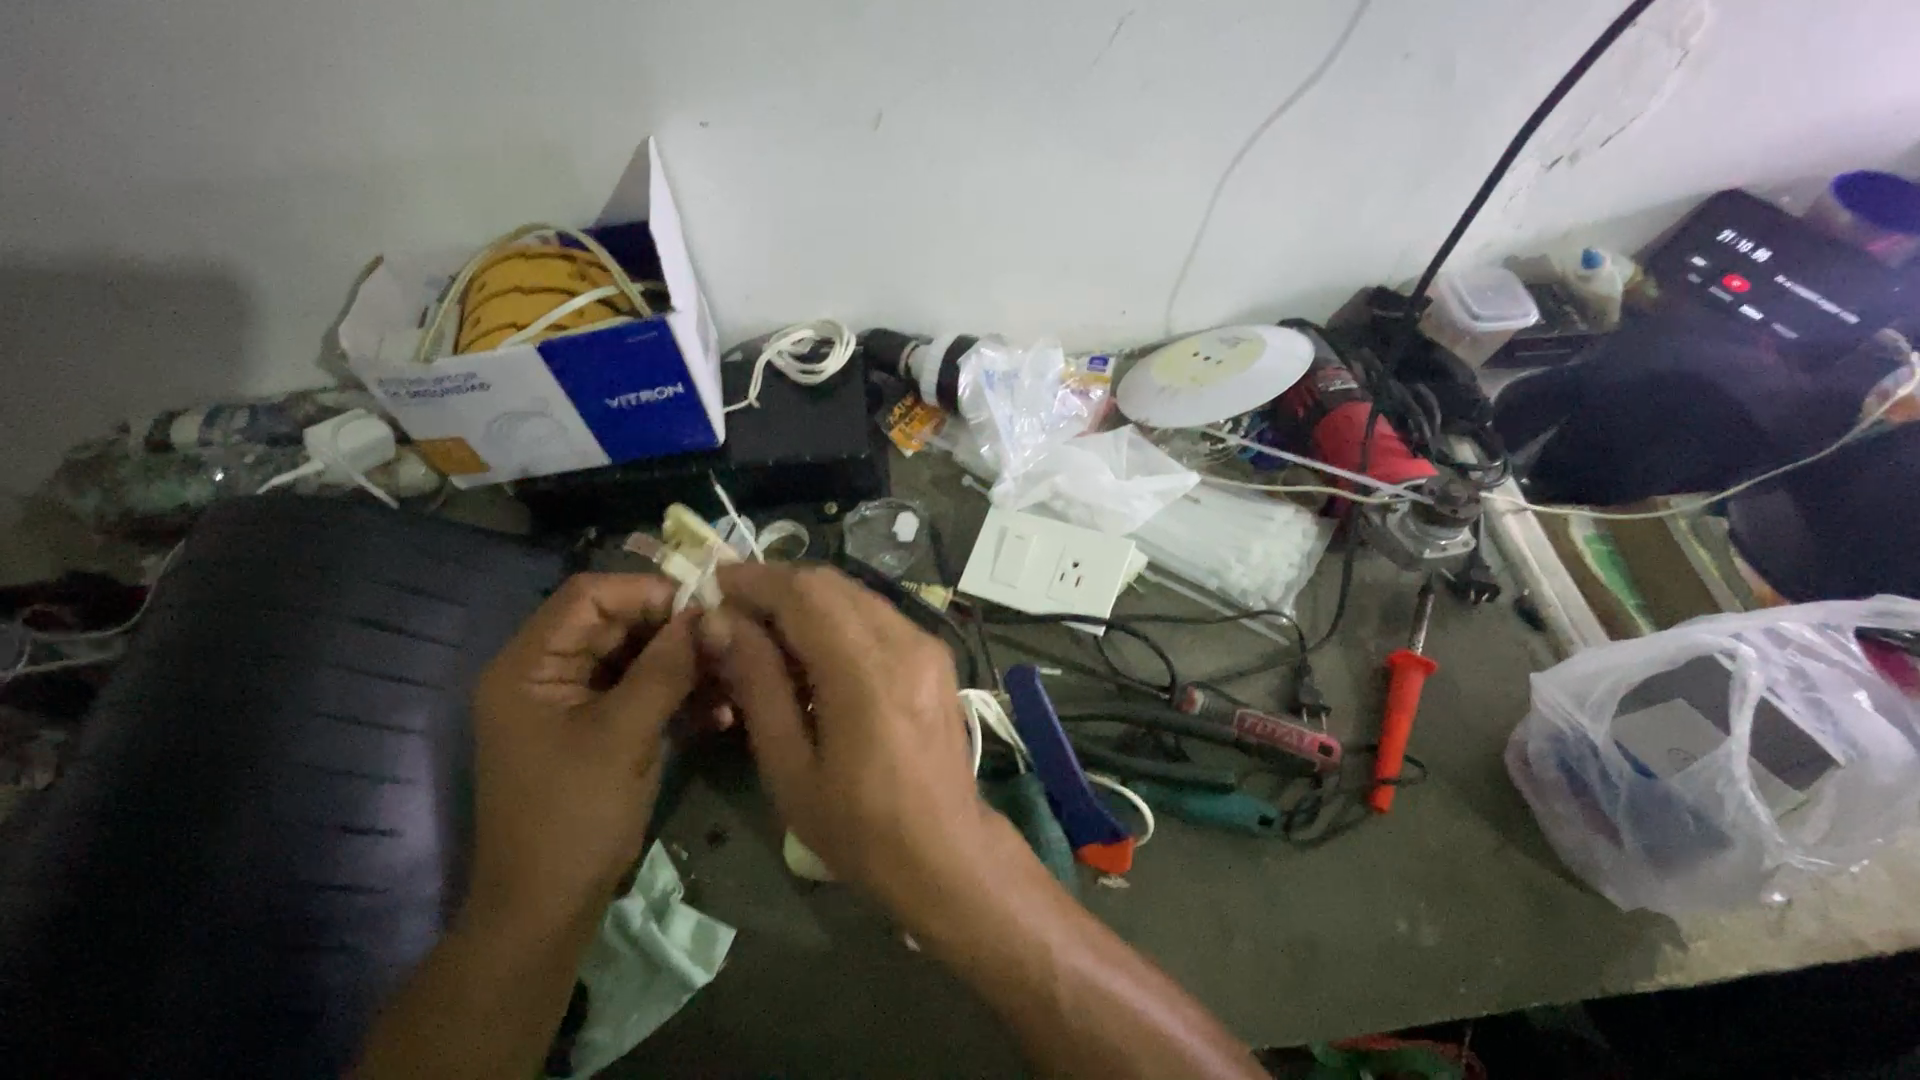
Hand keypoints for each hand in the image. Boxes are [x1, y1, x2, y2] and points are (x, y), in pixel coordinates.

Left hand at [467, 573, 703, 928]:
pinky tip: (720, 714)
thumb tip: (708, 615)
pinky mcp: (595, 730)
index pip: (589, 597)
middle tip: (729, 643)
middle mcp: (545, 674)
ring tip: (733, 680)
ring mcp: (570, 704)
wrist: (546, 910)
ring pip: (635, 660)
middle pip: (615, 625)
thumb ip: (665, 669)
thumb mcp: (623, 736)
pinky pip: (639, 694)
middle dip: (675, 632)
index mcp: (529, 665)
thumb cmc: (573, 817)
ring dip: (683, 666)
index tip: (706, 608)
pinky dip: (676, 698)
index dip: (648, 593)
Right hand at [700, 563, 1006, 922]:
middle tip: (733, 612)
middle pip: (831, 583)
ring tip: (765, 632)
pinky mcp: (936, 655)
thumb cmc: (859, 827)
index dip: (754, 580)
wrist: (946, 852)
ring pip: (855, 593)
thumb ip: (758, 685)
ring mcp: (927, 644)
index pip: (803, 593)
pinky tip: (812, 650)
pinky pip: (877, 614)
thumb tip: (722, 623)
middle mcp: (904, 641)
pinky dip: (837, 616)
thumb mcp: (791, 768)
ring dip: (807, 600)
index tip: (713, 586)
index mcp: (866, 672)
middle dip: (777, 586)